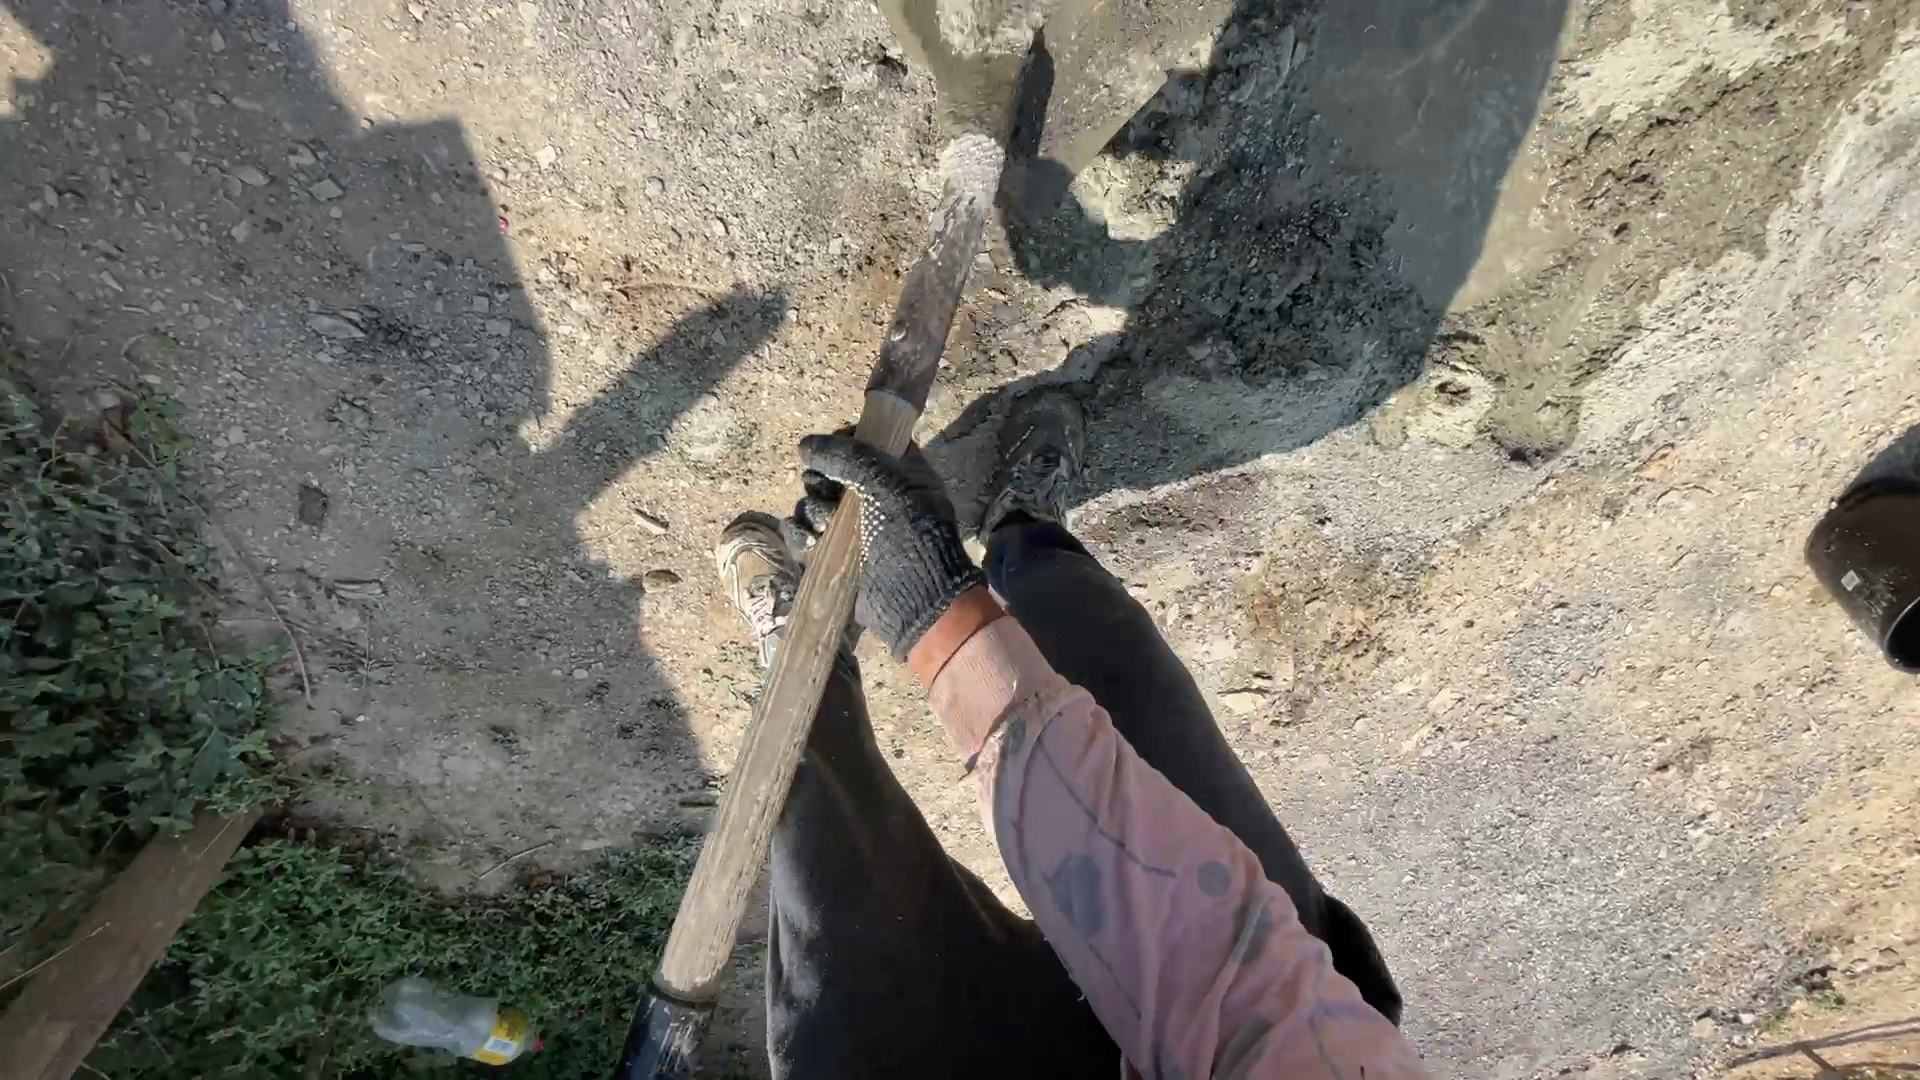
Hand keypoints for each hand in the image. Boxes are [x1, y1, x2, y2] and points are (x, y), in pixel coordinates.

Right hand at [784, 433, 983, 658]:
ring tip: (826, 525)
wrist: (915, 597)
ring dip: (812, 511)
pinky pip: (803, 534)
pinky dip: (800, 534)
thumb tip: (805, 446)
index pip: (862, 441)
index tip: (830, 449)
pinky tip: (809, 538)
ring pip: (812, 503)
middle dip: (820, 481)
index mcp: (898, 471)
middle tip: (827, 492)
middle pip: (828, 472)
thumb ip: (848, 457)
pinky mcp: (836, 553)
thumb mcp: (888, 484)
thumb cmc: (910, 534)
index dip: (842, 441)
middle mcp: (874, 495)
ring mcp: (854, 526)